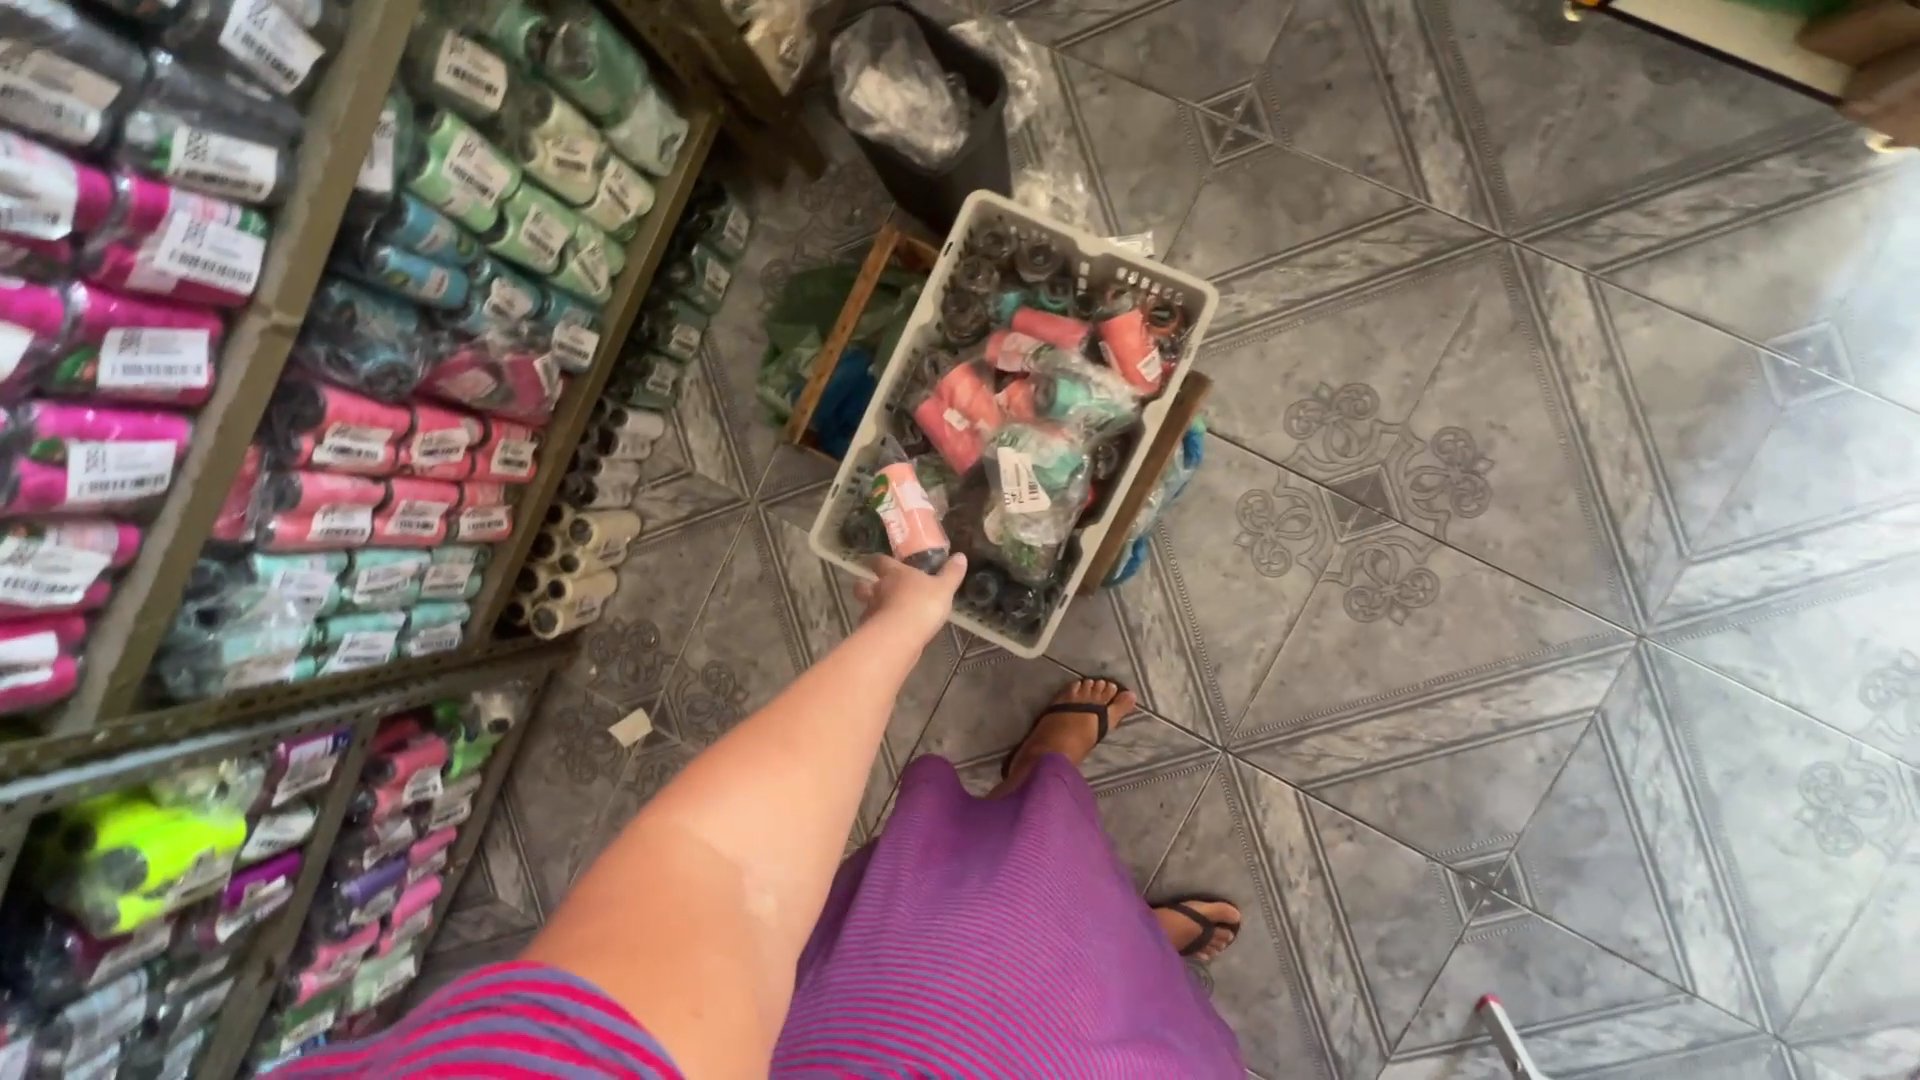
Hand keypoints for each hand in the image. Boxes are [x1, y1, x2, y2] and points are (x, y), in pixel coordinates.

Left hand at [854, 554, 966, 640]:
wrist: (902, 635)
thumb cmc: (923, 604)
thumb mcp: (944, 588)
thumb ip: (951, 573)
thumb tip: (961, 556)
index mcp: (894, 574)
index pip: (880, 561)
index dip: (878, 561)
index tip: (875, 561)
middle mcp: (878, 590)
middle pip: (863, 585)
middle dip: (864, 585)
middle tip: (871, 587)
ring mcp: (871, 611)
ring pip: (865, 606)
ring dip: (870, 607)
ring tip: (880, 613)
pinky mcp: (870, 632)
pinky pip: (870, 627)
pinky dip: (875, 628)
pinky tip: (885, 633)